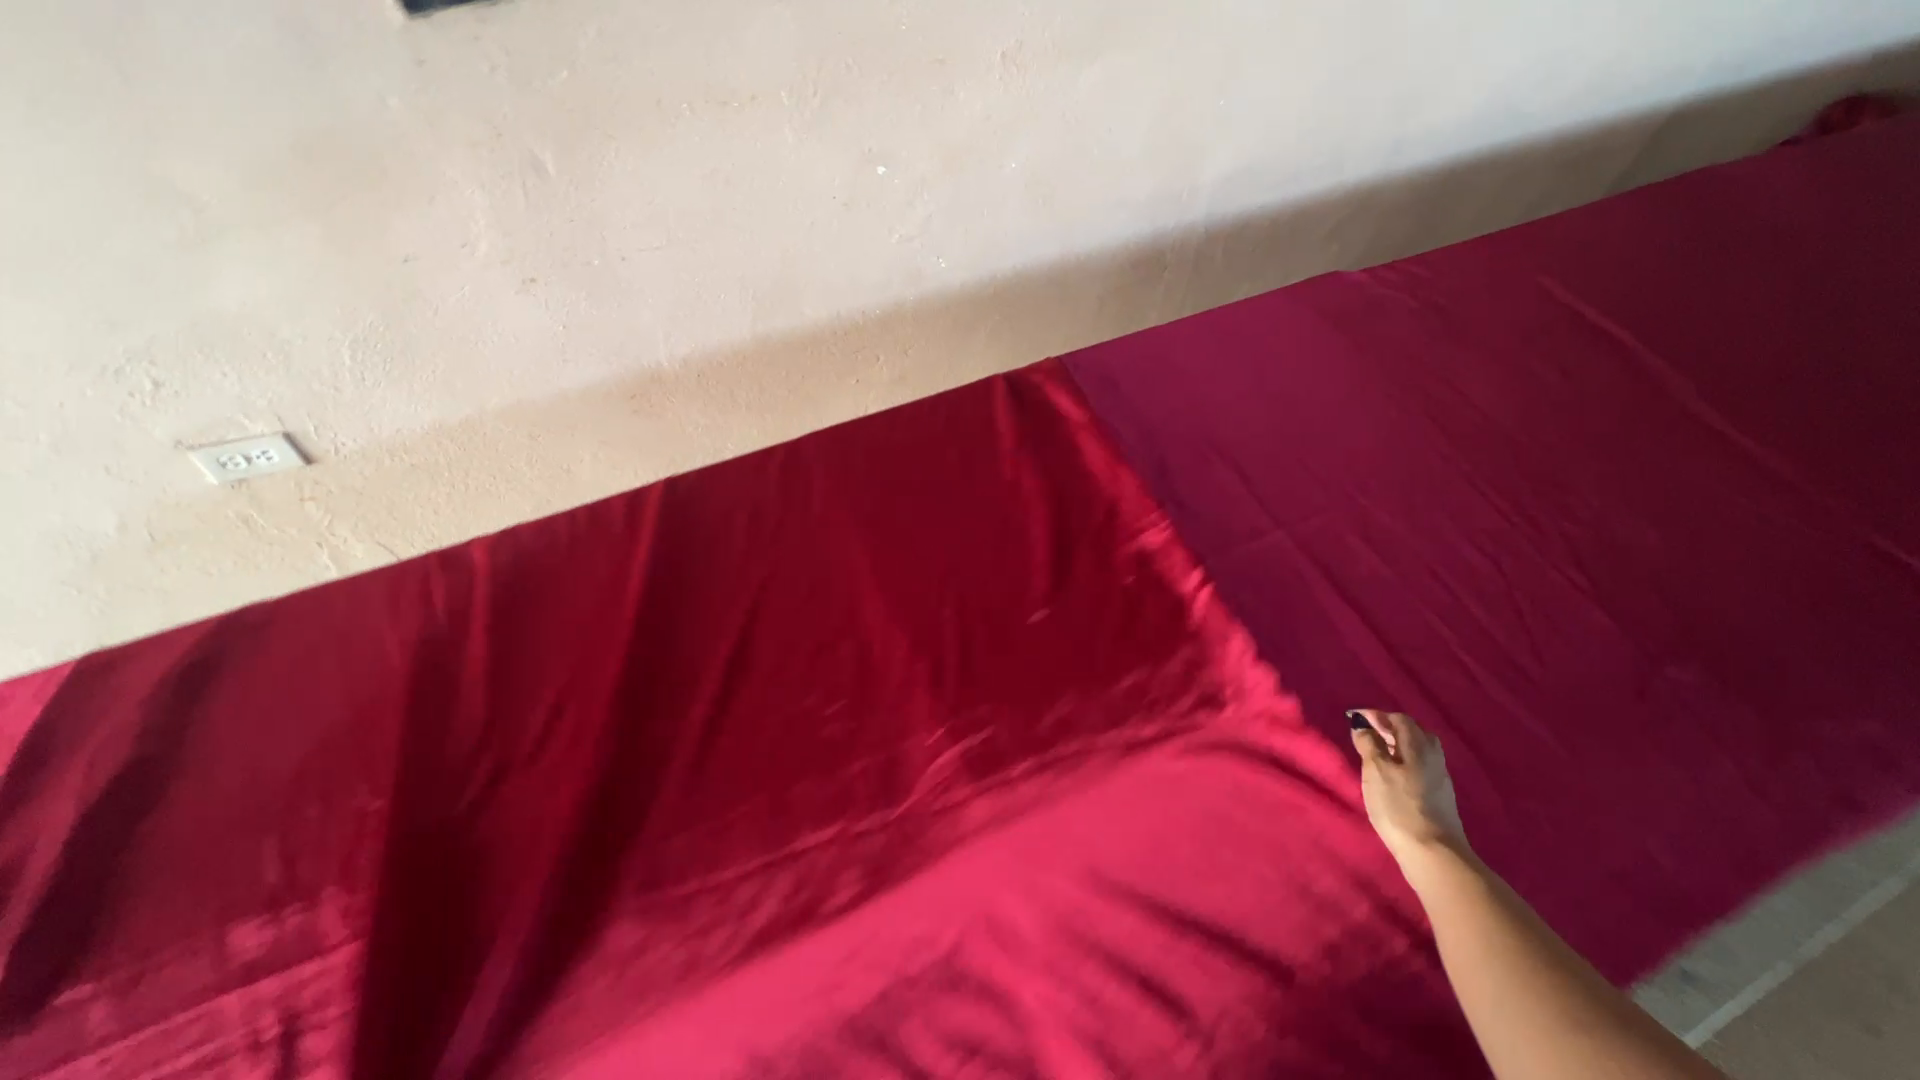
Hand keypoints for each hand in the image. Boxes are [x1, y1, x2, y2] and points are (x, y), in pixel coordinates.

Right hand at [1348, 709, 1468, 866]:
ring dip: (1400, 747)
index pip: (1399, 720)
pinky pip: (1423, 767)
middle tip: (1369, 734)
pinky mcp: (1440, 796)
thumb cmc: (1398, 806)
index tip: (1355, 718)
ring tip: (1380, 754)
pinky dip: (1407, 762)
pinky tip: (1396, 776)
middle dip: (1391, 728)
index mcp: (1418, 746)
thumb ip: (1369, 745)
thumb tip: (1363, 725)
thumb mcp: (1375, 772)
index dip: (1377, 716)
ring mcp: (1440, 778)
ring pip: (1421, 751)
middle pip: (1415, 733)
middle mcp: (1434, 757)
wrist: (1433, 852)